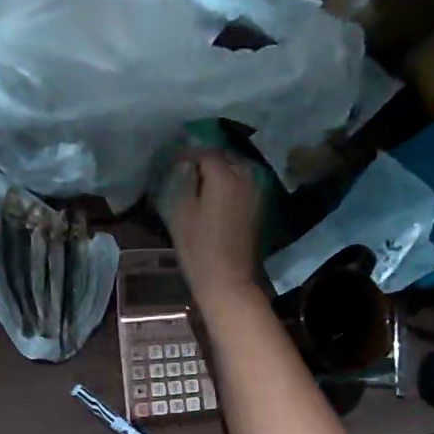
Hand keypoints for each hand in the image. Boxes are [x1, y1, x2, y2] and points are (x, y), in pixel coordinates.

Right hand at [164, 150, 261, 298]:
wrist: (229, 280)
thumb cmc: (199, 250)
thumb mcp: (182, 215)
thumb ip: (184, 183)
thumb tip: (186, 166)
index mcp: (224, 175)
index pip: (205, 152)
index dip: (187, 154)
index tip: (173, 161)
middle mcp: (245, 175)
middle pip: (224, 157)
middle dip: (205, 160)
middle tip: (186, 169)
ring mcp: (256, 190)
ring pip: (235, 168)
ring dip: (219, 170)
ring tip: (200, 181)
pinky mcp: (260, 204)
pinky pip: (242, 183)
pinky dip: (229, 182)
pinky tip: (215, 193)